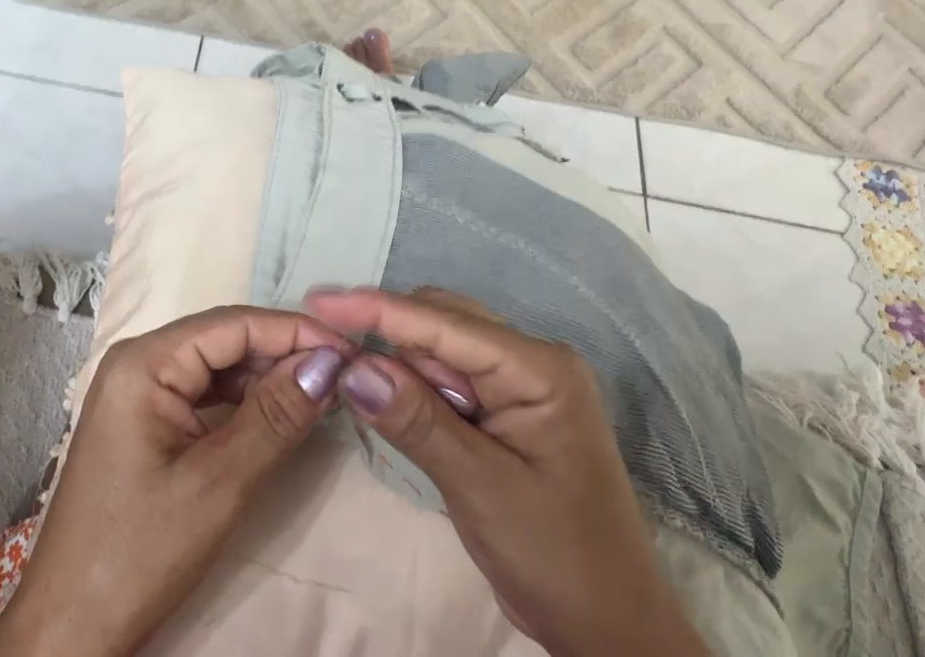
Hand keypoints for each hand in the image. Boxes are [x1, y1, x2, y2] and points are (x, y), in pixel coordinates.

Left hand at [0, 307, 353, 656]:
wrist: (73, 623)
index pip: (233, 324)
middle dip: (284, 353)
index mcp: (143, 363)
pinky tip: (279, 414)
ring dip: (267, 378)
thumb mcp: (219, 483)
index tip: (354, 350)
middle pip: (223, 339)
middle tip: (346, 375)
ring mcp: (137, 392)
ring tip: (323, 394)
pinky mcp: (143, 421)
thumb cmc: (140, 551)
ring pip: (216, 366)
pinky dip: (243, 401)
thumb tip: (329, 364)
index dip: (296, 331)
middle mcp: (137, 363)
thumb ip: (276, 416)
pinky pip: (202, 394)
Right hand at [305, 287, 710, 656]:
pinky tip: (386, 399)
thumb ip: (417, 421)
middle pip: (443, 322)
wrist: (607, 623)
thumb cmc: (556, 555)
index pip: (445, 324)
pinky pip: (448, 381)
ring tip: (348, 377)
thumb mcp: (480, 487)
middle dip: (385, 332)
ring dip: (397, 361)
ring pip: (440, 350)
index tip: (317, 301)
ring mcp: (520, 387)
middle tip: (326, 350)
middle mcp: (532, 362)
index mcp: (540, 369)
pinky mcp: (505, 413)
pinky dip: (413, 386)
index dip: (378, 309)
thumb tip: (352, 367)